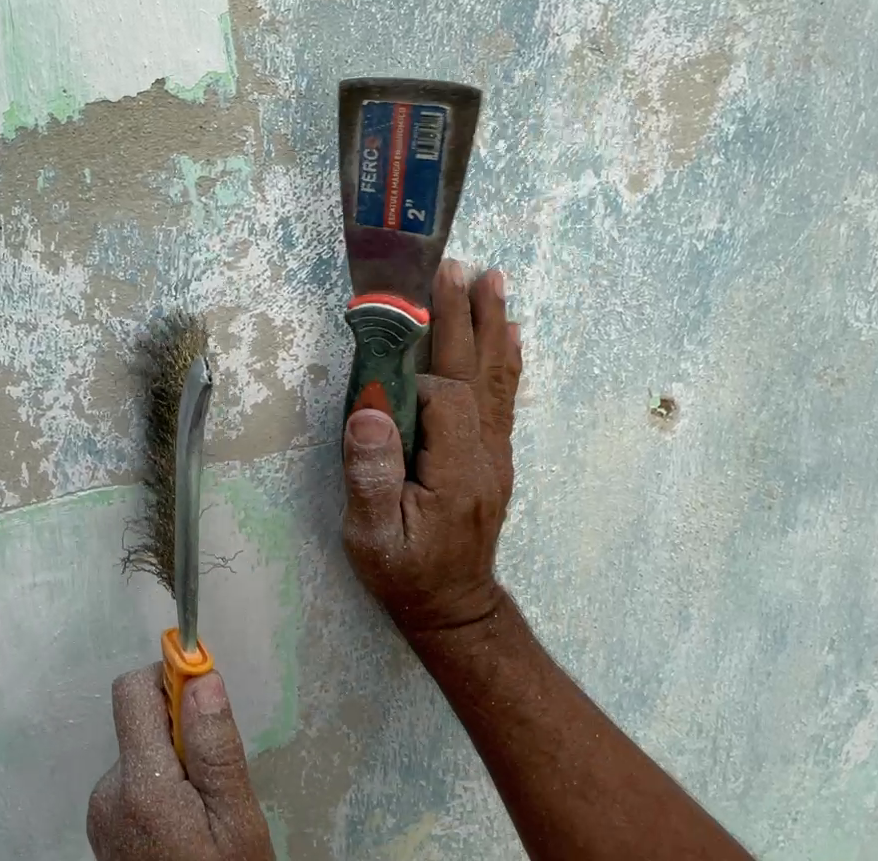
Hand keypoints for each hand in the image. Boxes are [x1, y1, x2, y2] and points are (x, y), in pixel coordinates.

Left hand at [86, 665, 273, 860]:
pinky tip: (184, 829)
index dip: (167, 676)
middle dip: (179, 729)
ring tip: (203, 815)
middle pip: (139, 722)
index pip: (132, 690)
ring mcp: (101, 813)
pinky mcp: (103, 829)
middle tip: (215, 776)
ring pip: (141, 754)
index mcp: (139, 784)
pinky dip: (160, 788)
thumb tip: (203, 677)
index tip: (202, 691)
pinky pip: (133, 783)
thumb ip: (216, 748)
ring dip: (173, 763)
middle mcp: (107, 792)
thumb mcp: (236, 823)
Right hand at [342, 260, 522, 633]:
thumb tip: (369, 408)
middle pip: (476, 375)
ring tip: (492, 280)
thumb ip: (371, 472)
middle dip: (466, 319)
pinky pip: (502, 397)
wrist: (453, 608)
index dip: (415, 374)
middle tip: (458, 268)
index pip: (444, 399)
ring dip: (493, 326)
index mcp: (455, 470)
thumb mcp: (373, 533)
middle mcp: (485, 454)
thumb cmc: (405, 572)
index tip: (387, 356)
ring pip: (496, 380)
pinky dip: (505, 358)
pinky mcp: (494, 456)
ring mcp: (495, 454)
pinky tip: (508, 332)